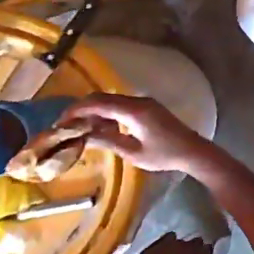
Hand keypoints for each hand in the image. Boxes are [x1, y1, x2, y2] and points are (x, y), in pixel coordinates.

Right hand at [57, 94, 212, 173]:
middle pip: (103, 98)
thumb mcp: (133, 152)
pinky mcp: (148, 107)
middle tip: (67, 125)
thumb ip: (108, 141)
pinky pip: (122, 105)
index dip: (77, 110)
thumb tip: (84, 136)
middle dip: (82, 109)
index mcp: (133, 111)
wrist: (193, 150)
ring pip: (112, 100)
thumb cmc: (164, 154)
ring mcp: (144, 102)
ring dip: (95, 111)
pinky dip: (108, 113)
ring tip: (81, 129)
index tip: (61, 121)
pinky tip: (101, 128)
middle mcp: (138, 101)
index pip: (98, 103)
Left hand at [118, 233, 215, 253]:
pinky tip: (167, 248)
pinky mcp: (163, 239)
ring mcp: (175, 242)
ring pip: (186, 240)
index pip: (208, 250)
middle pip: (199, 242)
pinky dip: (171, 241)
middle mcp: (188, 246)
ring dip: (184, 245)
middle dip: (197, 247)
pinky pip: (172, 236)